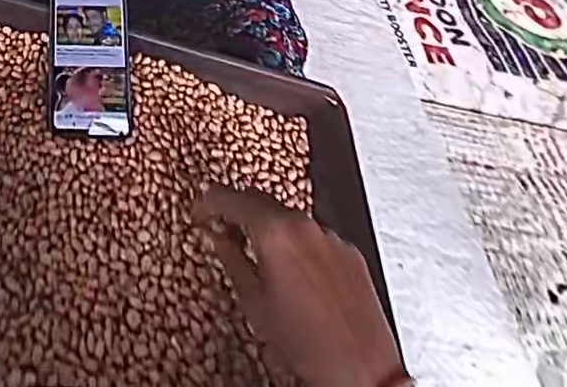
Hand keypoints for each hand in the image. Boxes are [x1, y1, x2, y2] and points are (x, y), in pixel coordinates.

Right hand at [197, 185, 405, 386]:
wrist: (365, 376)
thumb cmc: (310, 347)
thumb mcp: (254, 302)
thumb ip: (230, 258)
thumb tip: (218, 236)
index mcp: (274, 232)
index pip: (230, 197)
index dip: (209, 201)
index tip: (201, 208)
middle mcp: (303, 226)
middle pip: (259, 199)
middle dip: (237, 209)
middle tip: (223, 226)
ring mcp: (329, 237)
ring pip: (287, 216)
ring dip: (268, 226)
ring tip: (259, 254)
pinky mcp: (349, 252)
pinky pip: (313, 235)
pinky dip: (297, 243)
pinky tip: (294, 271)